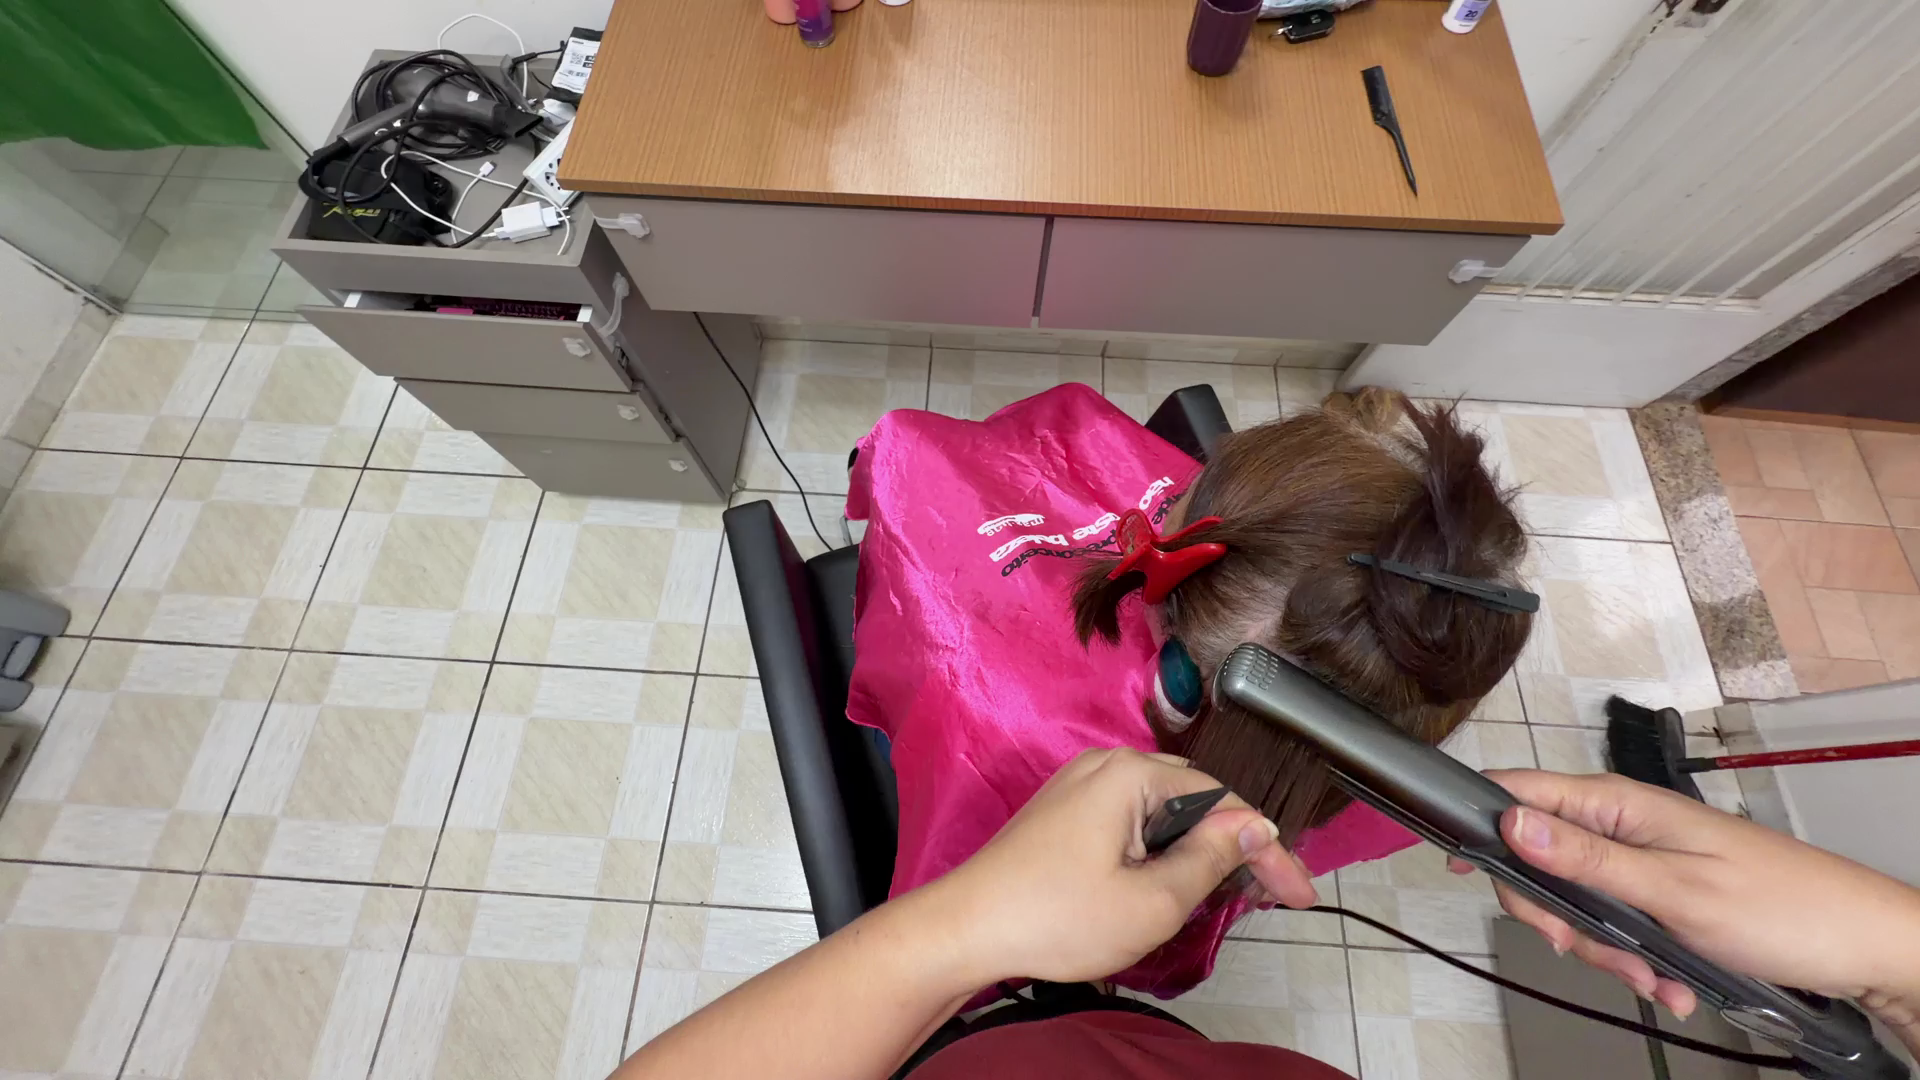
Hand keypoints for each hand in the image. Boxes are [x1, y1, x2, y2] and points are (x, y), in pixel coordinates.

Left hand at [922, 748, 1318, 986]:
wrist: (969, 926)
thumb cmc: (1060, 916)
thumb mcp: (1152, 900)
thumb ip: (1210, 858)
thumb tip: (1254, 825)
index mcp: (1130, 774)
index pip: (1221, 801)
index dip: (1265, 847)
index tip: (1297, 893)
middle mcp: (1106, 764)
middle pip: (1191, 797)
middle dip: (1234, 843)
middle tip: (1269, 894)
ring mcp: (1081, 784)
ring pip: (1160, 808)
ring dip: (1196, 846)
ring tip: (1228, 891)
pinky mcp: (1066, 807)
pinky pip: (1129, 815)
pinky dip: (1159, 845)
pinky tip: (1172, 877)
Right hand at [1462, 769, 1919, 1041]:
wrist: (1882, 951)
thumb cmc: (1782, 911)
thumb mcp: (1675, 892)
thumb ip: (1585, 859)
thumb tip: (1507, 822)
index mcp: (1610, 804)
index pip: (1514, 789)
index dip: (1478, 821)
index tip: (1464, 868)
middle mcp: (1613, 821)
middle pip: (1534, 853)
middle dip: (1552, 910)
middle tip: (1580, 949)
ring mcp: (1633, 853)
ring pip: (1571, 892)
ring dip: (1598, 942)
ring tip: (1651, 979)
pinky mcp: (1653, 885)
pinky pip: (1610, 913)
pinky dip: (1628, 950)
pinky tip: (1664, 979)